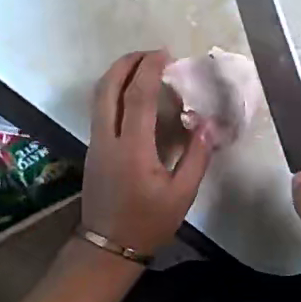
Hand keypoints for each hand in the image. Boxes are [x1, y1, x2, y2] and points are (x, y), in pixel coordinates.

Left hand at [82, 50, 213, 255]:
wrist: (108, 246)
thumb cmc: (148, 222)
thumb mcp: (182, 195)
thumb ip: (196, 157)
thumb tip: (206, 125)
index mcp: (132, 149)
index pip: (138, 97)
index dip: (150, 70)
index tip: (165, 55)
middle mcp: (108, 139)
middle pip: (108, 87)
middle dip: (127, 64)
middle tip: (151, 54)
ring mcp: (96, 144)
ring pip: (99, 97)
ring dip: (118, 76)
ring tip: (142, 69)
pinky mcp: (94, 150)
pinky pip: (101, 110)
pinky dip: (115, 93)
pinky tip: (134, 97)